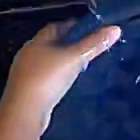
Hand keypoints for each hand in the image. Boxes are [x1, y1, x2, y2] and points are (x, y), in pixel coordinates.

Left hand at [0, 21, 122, 130]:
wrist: (24, 113)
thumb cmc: (48, 78)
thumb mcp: (75, 59)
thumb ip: (94, 44)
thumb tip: (116, 28)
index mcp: (37, 41)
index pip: (55, 26)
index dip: (72, 26)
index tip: (89, 30)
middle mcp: (28, 53)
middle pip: (50, 43)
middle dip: (68, 43)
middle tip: (88, 48)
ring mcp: (24, 72)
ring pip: (46, 60)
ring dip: (61, 61)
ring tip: (80, 65)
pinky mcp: (26, 89)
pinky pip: (44, 76)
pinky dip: (55, 76)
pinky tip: (66, 83)